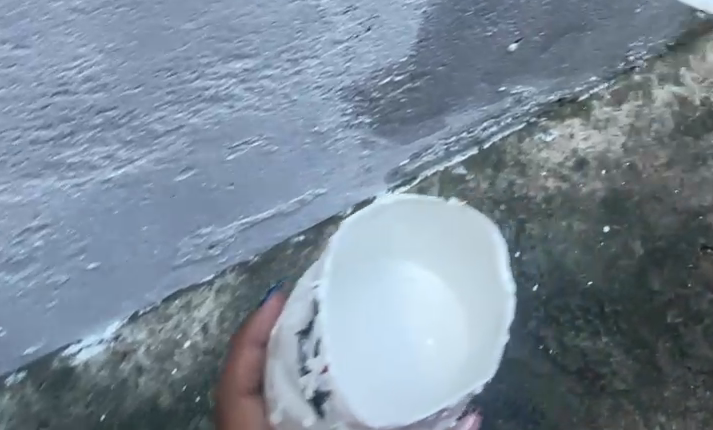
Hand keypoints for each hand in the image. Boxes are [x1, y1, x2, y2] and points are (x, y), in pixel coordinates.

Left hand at [215, 287, 483, 429]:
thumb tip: (475, 416)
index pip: (238, 385)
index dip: (250, 337)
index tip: (281, 295)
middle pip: (249, 390)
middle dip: (277, 344)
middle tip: (317, 304)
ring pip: (263, 412)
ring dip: (286, 375)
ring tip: (323, 336)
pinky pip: (278, 427)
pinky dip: (294, 404)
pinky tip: (327, 393)